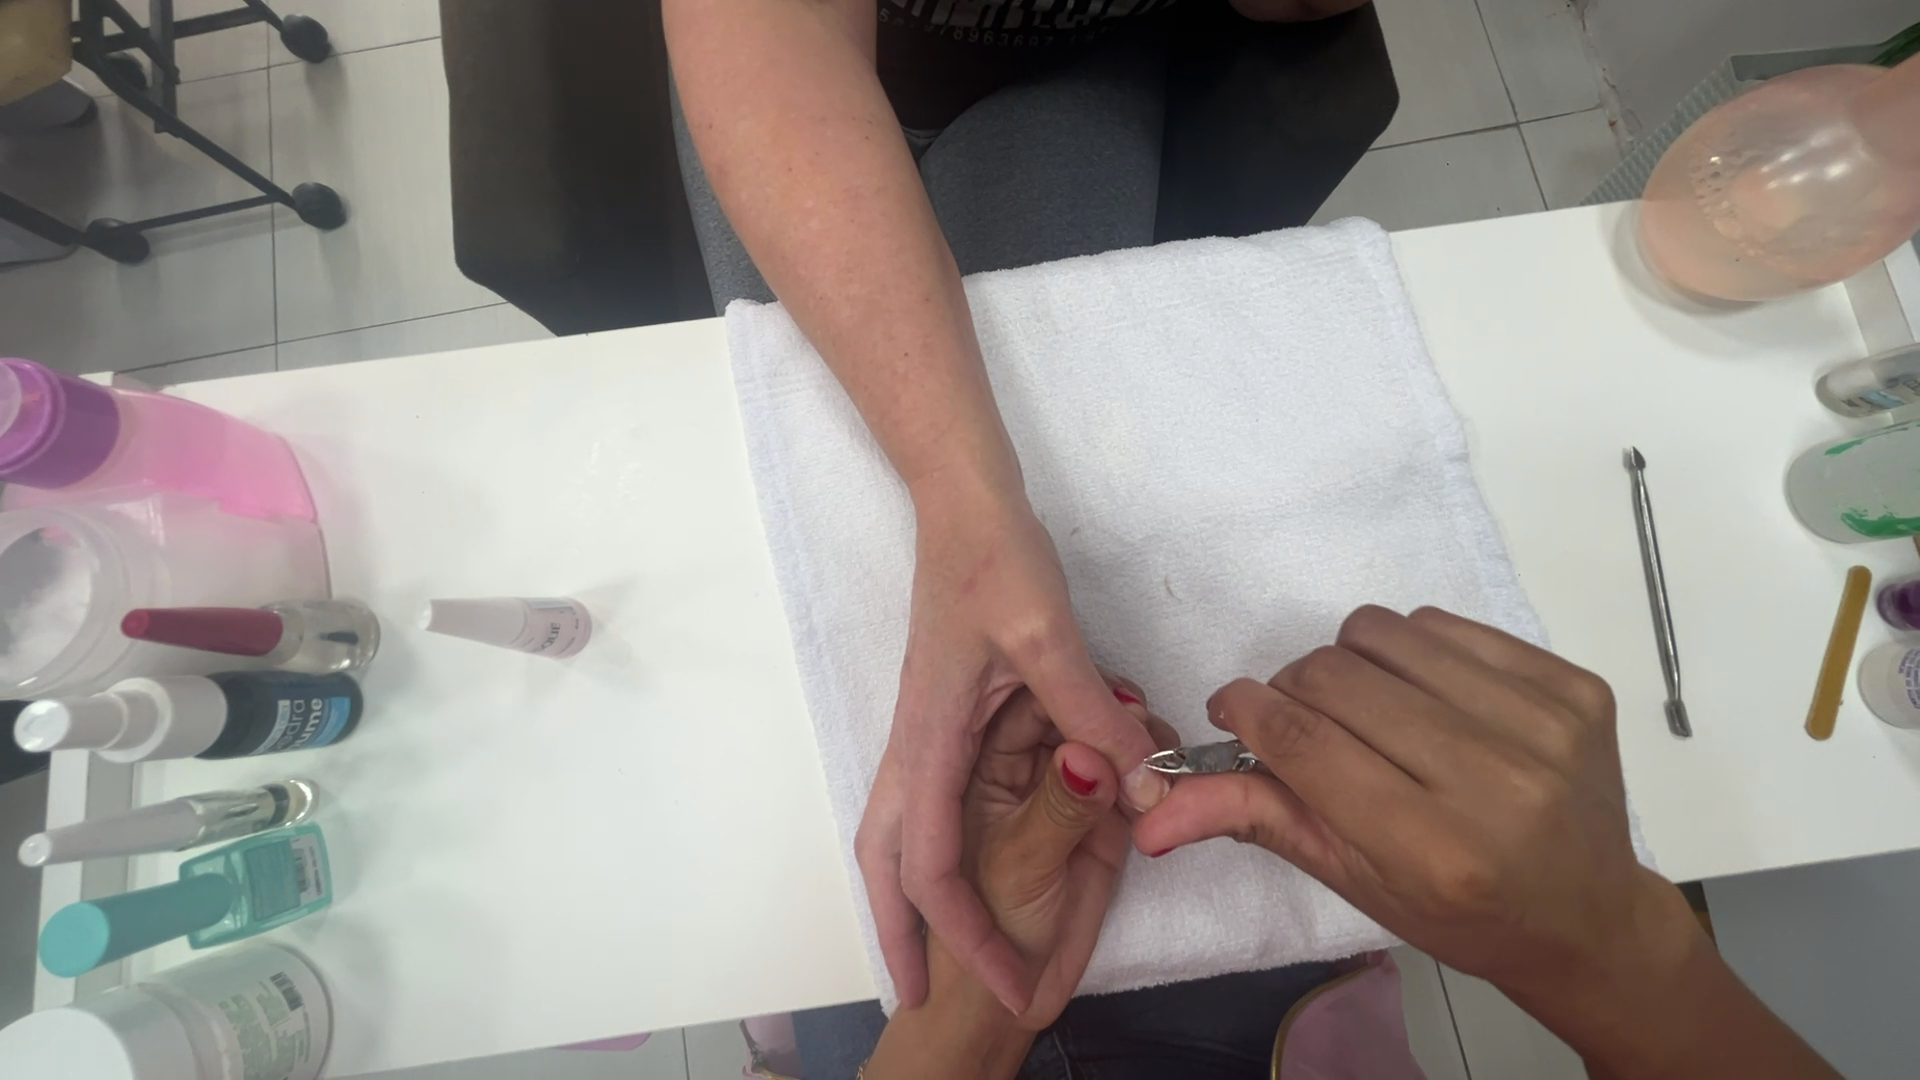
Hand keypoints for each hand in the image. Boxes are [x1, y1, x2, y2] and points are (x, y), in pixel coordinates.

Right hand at [858, 481, 1164, 1011]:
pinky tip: (981, 846)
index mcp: (930, 737)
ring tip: (943, 941)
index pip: (931, 861)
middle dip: (898, 930)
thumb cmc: (994, 562)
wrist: (963, 504)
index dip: (963, 934)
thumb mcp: (1046, 640)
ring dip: (916, 890)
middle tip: (916, 991)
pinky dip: (946, 836)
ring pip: (905, 824)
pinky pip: (938, 790)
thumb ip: (1091, 715)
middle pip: (885, 855)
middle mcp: (917, 742)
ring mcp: (928, 724)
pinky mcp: (948, 706)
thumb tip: (1142, 791)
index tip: (1007, 986)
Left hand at [959, 684, 1174, 1026]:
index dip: (1064, 693)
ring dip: (1132, 733)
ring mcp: (1059, 780)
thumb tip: (1094, 755)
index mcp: (974, 761)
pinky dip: (1148, 763)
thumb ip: (1056, 809)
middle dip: (1105, 710)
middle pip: (1064, 711)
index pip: (1020, 707)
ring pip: (1097, 735)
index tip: (1110, 693)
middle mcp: (1016, 758)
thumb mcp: (1020, 863)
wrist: (1018, 989)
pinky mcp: (1097, 804)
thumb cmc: (994, 924)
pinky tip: (1170, 755)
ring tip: (1161, 735)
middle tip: (1143, 712)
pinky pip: (1125, 771)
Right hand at [1133, 606, 1686, 1009]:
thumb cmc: (1449, 908)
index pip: (1300, 740)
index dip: (1246, 709)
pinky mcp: (1574, 686)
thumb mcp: (1340, 873)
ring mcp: (1543, 726)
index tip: (1232, 709)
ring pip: (1378, 631)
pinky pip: (1438, 621)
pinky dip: (1408, 649)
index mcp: (1431, 847)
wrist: (1588, 917)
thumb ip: (1247, 818)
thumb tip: (1148, 814)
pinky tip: (1426, 697)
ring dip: (1349, 663)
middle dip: (1294, 690)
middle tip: (1307, 722)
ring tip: (1369, 707)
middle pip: (1331, 675)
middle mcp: (1495, 782)